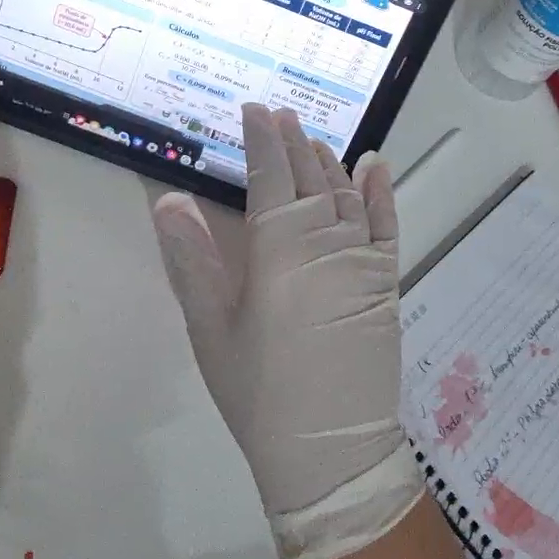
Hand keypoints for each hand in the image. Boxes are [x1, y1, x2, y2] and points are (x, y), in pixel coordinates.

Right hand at [151, 104, 422, 558]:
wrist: (332, 450)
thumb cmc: (260, 391)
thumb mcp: (211, 330)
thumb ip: (192, 259)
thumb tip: (170, 199)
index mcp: (280, 249)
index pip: (271, 175)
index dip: (261, 138)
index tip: (254, 109)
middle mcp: (326, 241)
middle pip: (309, 176)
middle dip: (293, 140)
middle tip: (280, 114)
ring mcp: (363, 258)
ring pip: (346, 193)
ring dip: (327, 161)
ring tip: (311, 139)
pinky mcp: (387, 280)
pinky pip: (387, 222)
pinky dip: (380, 190)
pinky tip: (375, 165)